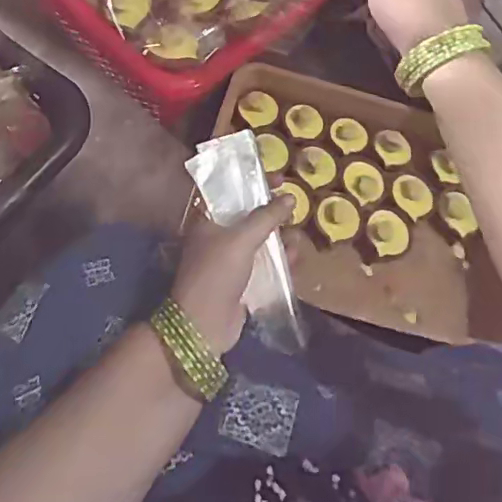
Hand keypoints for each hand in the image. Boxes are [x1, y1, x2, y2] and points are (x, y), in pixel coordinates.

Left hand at [170, 194, 295, 351]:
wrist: (204, 324)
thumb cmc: (217, 272)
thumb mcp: (242, 239)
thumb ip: (266, 216)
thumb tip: (289, 198)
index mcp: (208, 220)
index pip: (232, 191)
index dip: (254, 182)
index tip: (280, 177)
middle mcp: (217, 236)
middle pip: (248, 216)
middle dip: (272, 212)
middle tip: (295, 207)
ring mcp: (229, 260)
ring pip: (259, 241)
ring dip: (279, 237)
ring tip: (297, 236)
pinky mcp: (241, 281)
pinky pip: (264, 264)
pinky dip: (279, 260)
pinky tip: (295, 257)